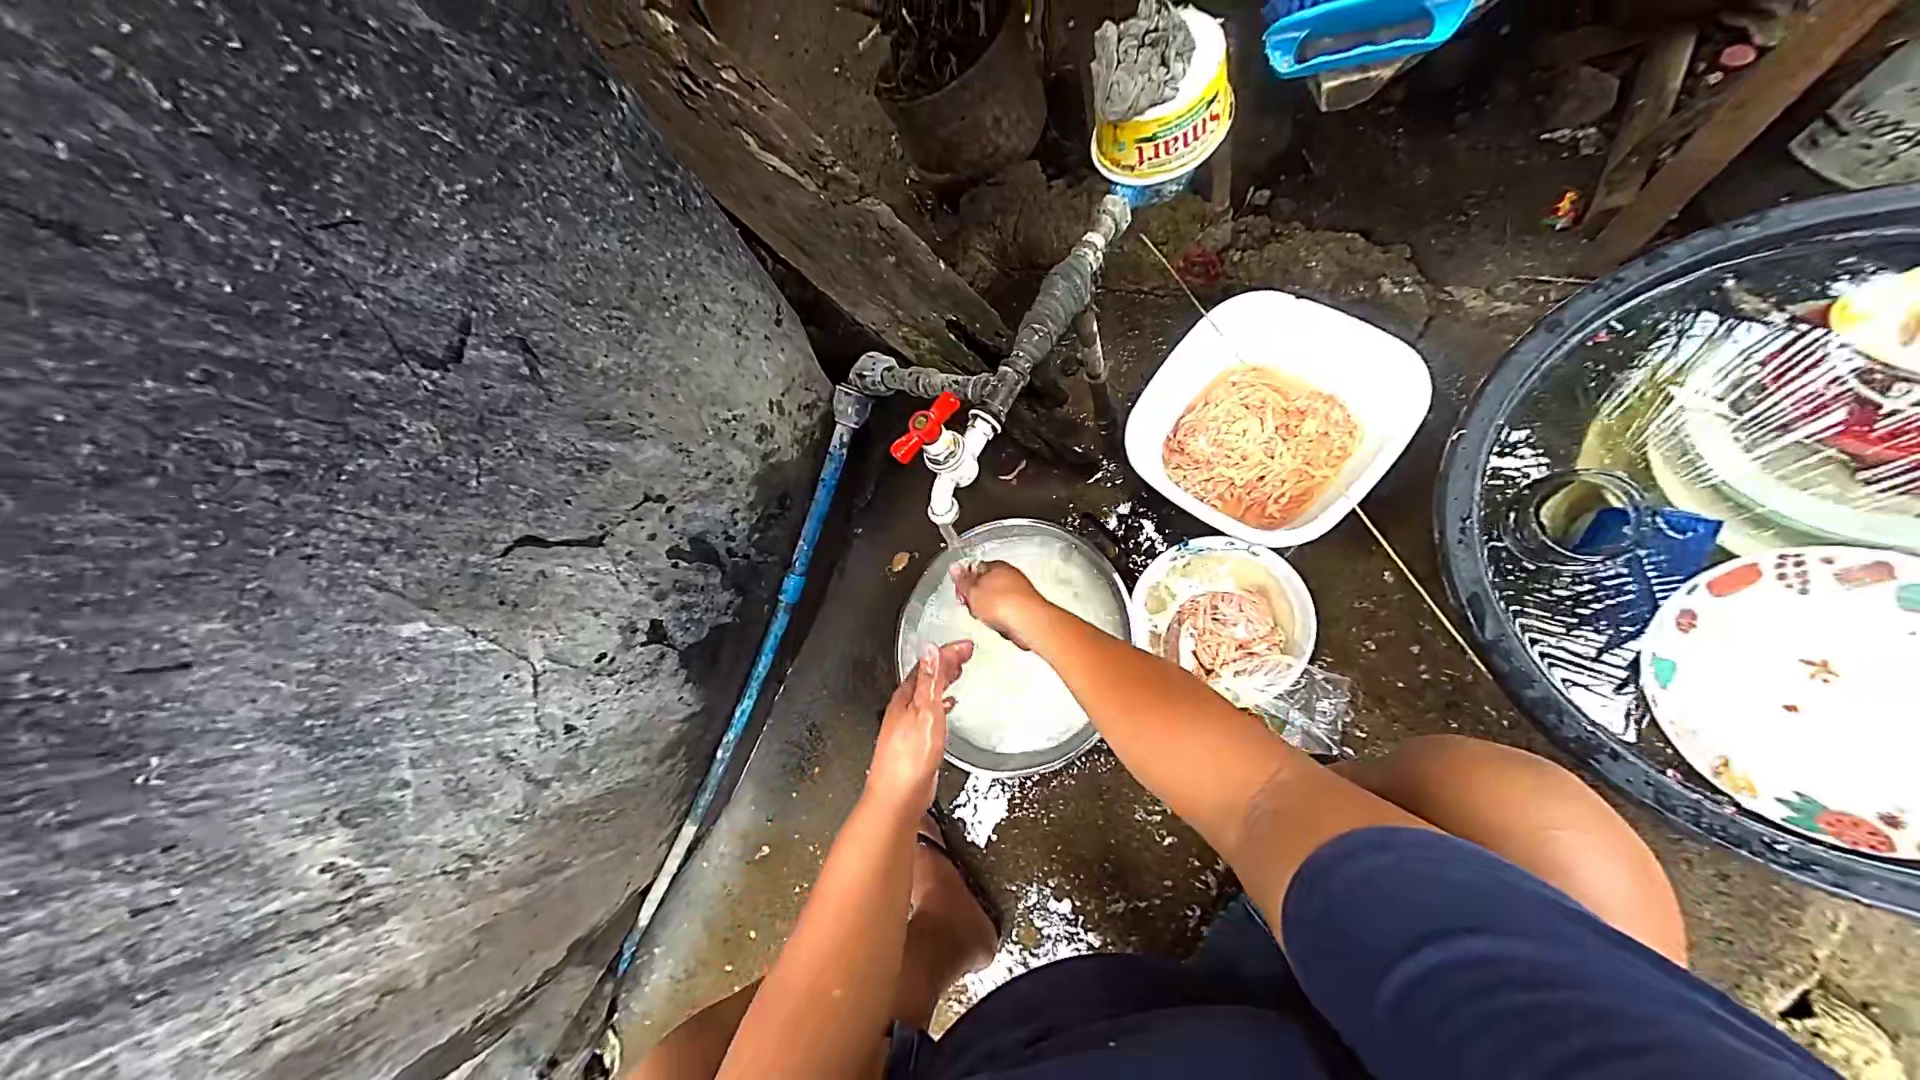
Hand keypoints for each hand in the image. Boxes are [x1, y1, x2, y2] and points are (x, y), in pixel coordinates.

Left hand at [867, 640, 972, 807]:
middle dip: (946, 662)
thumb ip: (929, 681)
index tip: (966, 645)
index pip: (928, 664)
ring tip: (958, 672)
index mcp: (906, 696)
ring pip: (928, 693)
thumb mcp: (925, 713)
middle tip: (964, 653)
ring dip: (944, 680)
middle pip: (926, 676)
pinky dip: (942, 702)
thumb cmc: (908, 759)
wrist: (897, 798)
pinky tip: (948, 708)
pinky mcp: (915, 740)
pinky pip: (930, 710)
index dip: (947, 652)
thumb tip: (931, 650)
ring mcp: (908, 724)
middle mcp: (904, 708)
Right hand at [950, 560, 1047, 649]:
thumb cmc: (1003, 603)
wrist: (1028, 622)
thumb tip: (955, 568)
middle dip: (977, 598)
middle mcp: (1010, 575)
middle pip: (986, 585)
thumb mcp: (972, 592)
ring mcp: (1019, 592)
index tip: (961, 592)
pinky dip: (1002, 619)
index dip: (965, 581)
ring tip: (988, 618)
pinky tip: (1000, 624)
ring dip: (989, 611)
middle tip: (973, 606)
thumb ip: (962, 580)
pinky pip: (1007, 613)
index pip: (975, 568)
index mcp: (996, 565)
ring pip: (996, 601)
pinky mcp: (1025, 608)